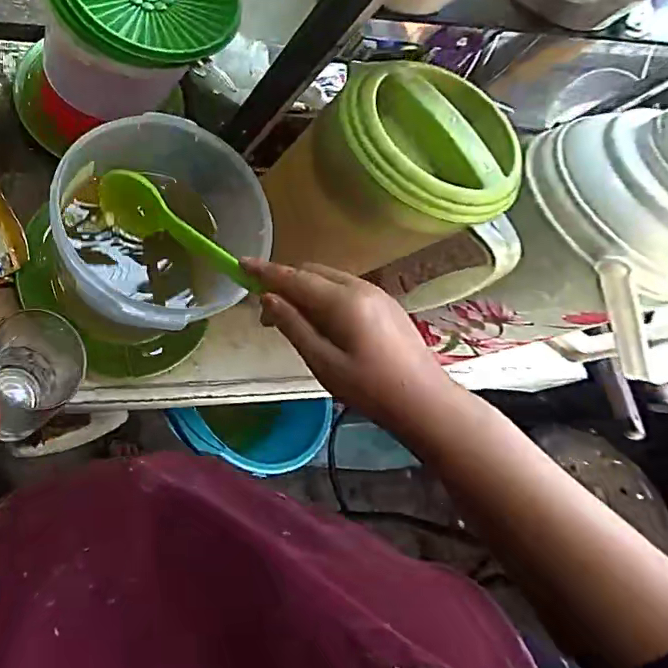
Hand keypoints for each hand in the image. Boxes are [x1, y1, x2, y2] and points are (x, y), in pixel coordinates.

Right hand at [242, 258, 458, 428]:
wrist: (427, 403)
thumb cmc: (370, 388)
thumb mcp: (322, 361)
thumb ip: (292, 325)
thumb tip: (268, 298)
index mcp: (342, 301)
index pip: (294, 278)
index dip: (264, 271)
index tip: (240, 264)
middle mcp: (359, 287)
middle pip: (310, 272)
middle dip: (283, 284)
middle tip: (266, 316)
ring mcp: (376, 293)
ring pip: (327, 278)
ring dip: (303, 290)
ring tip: (291, 321)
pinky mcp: (385, 304)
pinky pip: (343, 288)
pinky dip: (322, 295)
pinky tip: (320, 323)